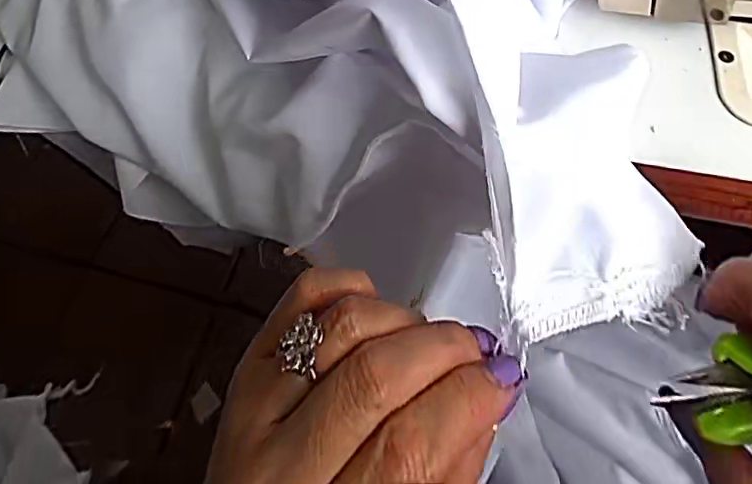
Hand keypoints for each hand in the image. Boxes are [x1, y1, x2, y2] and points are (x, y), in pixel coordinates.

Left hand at [208, 267, 524, 483]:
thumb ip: (449, 469)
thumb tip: (491, 393)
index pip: (406, 446)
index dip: (468, 398)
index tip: (500, 379)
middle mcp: (277, 460)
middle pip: (376, 373)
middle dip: (447, 350)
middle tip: (475, 353)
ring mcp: (257, 400)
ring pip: (348, 321)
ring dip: (409, 320)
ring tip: (427, 342)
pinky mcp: (251, 357)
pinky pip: (308, 293)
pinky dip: (355, 287)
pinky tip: (378, 315)